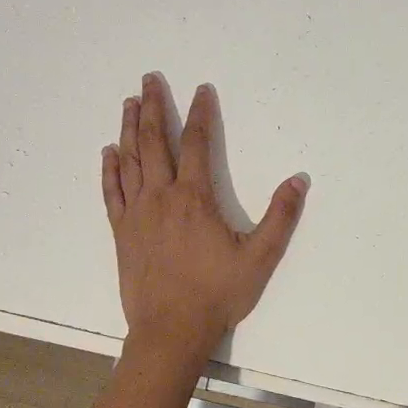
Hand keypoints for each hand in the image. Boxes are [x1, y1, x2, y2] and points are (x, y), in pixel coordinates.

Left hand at [103, 73, 307, 356]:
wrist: (171, 329)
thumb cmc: (218, 295)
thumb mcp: (260, 258)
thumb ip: (281, 217)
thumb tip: (298, 180)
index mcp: (195, 198)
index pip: (196, 143)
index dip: (200, 113)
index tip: (201, 89)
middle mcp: (161, 196)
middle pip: (153, 140)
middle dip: (152, 106)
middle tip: (149, 78)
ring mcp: (136, 213)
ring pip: (129, 160)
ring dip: (128, 128)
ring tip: (128, 102)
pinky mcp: (121, 232)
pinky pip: (112, 191)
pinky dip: (110, 169)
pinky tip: (109, 153)